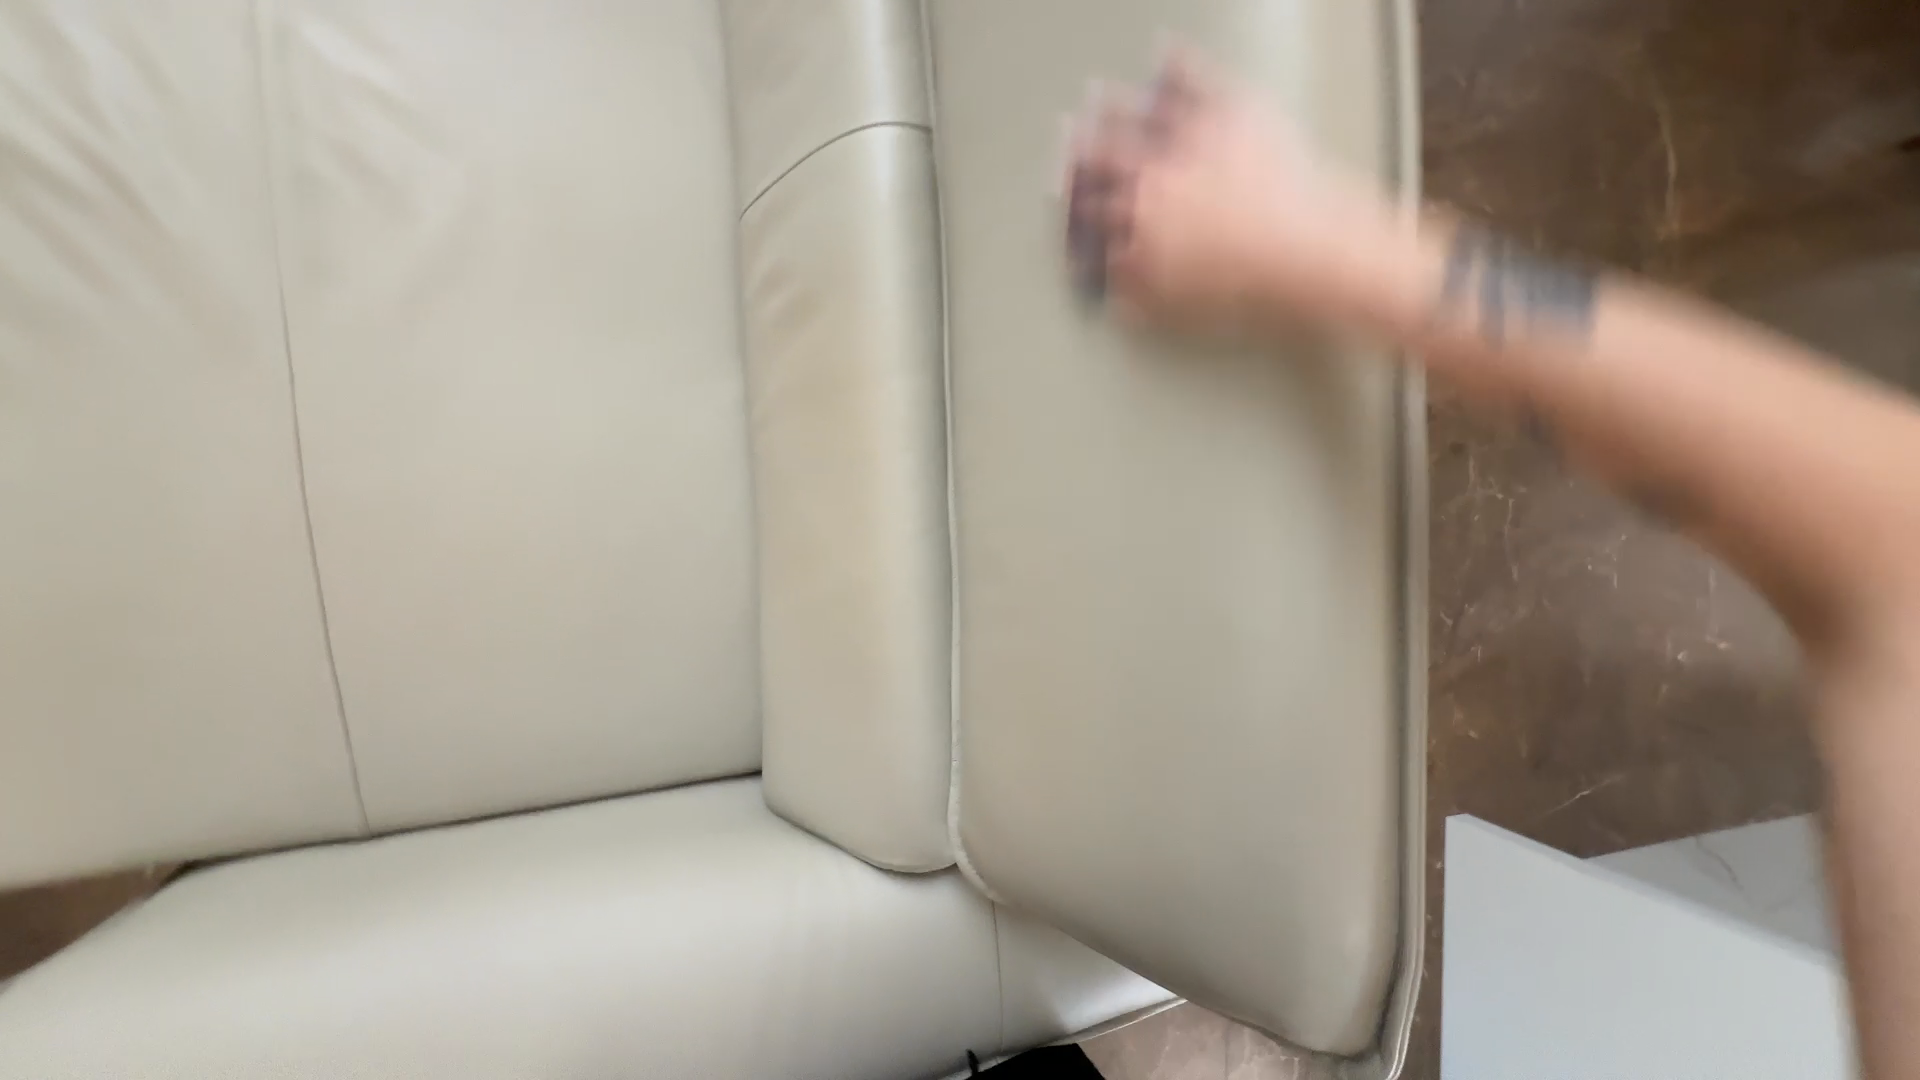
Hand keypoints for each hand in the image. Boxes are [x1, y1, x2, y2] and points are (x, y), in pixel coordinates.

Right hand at [1065, 52, 1392, 329]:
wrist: (1307, 254)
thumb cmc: (1244, 287)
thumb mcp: (1178, 307)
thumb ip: (1138, 295)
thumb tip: (1114, 298)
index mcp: (1140, 224)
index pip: (1095, 217)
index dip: (1076, 219)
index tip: (1069, 216)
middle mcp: (1154, 178)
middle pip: (1105, 162)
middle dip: (1080, 155)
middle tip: (1065, 147)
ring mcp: (1191, 143)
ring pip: (1138, 119)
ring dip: (1113, 107)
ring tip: (1095, 97)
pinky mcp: (1232, 116)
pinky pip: (1197, 82)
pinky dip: (1178, 65)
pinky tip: (1163, 52)